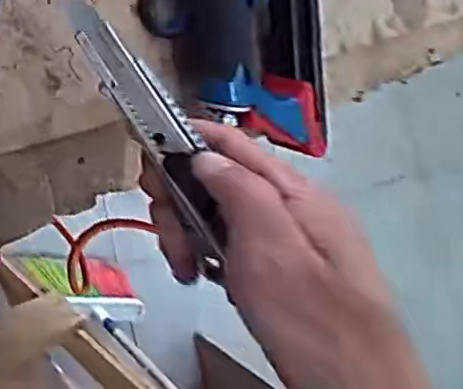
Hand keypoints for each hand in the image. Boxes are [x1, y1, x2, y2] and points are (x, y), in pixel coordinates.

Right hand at [142, 122, 429, 388]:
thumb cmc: (316, 327)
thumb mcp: (271, 252)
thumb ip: (239, 191)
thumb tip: (204, 156)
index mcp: (297, 194)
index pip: (231, 141)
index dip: (184, 136)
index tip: (147, 149)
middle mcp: (293, 207)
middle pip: (218, 175)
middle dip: (180, 196)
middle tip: (167, 232)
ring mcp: (288, 239)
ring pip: (218, 208)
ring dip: (188, 228)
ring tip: (184, 264)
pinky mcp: (282, 268)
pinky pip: (231, 239)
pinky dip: (206, 250)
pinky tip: (202, 274)